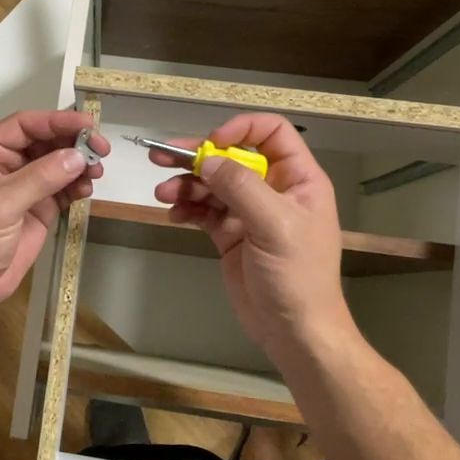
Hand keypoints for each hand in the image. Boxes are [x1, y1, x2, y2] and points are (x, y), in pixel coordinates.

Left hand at [0, 110, 106, 305]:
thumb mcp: (2, 204)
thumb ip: (40, 177)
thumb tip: (77, 156)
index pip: (25, 125)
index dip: (56, 120)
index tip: (87, 124)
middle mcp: (6, 164)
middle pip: (46, 140)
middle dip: (73, 142)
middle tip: (101, 149)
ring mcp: (24, 186)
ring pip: (58, 163)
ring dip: (79, 164)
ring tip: (96, 172)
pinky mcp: (39, 207)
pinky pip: (64, 187)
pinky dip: (78, 186)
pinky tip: (86, 190)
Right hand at [150, 113, 353, 362]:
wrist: (294, 331)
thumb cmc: (297, 276)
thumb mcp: (275, 226)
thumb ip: (241, 187)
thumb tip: (209, 159)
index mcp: (298, 179)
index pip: (272, 134)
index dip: (242, 129)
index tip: (213, 141)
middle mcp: (273, 190)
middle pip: (232, 157)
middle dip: (198, 155)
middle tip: (162, 156)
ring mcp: (249, 214)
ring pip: (212, 184)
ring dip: (186, 185)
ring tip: (163, 194)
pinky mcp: (230, 236)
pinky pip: (204, 211)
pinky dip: (187, 209)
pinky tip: (174, 215)